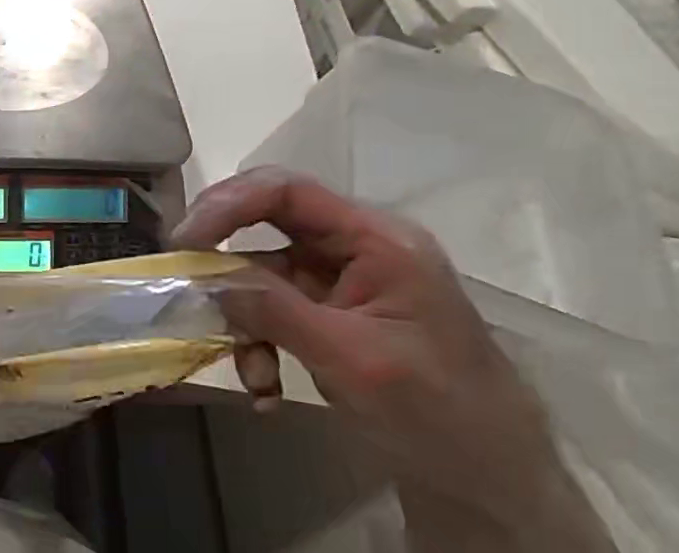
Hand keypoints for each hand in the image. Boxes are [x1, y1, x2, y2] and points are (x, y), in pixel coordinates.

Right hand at [173, 168, 612, 551]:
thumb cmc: (442, 414)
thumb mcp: (354, 360)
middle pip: (264, 221)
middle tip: (184, 279)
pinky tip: (264, 386)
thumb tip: (204, 279)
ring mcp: (338, 280)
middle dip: (221, 256)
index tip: (184, 240)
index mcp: (378, 240)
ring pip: (258, 270)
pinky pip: (267, 308)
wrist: (494, 489)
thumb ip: (275, 310)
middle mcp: (354, 247)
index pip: (286, 191)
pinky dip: (255, 342)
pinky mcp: (325, 312)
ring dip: (241, 317)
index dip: (227, 203)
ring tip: (250, 370)